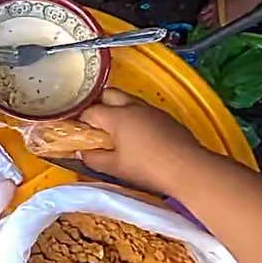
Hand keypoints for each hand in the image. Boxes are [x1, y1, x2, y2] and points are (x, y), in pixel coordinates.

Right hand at [78, 88, 217, 196]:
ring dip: (117, 108)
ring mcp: (151, 110)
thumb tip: (81, 153)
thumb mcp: (115, 168)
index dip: (79, 119)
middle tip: (93, 122)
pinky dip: (134, 115)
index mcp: (117, 116)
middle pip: (109, 94)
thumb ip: (94, 159)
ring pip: (127, 99)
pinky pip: (143, 109)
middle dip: (97, 103)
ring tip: (113, 127)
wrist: (187, 168)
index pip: (90, 111)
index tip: (74, 128)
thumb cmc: (147, 168)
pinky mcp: (165, 117)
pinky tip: (136, 133)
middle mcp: (133, 106)